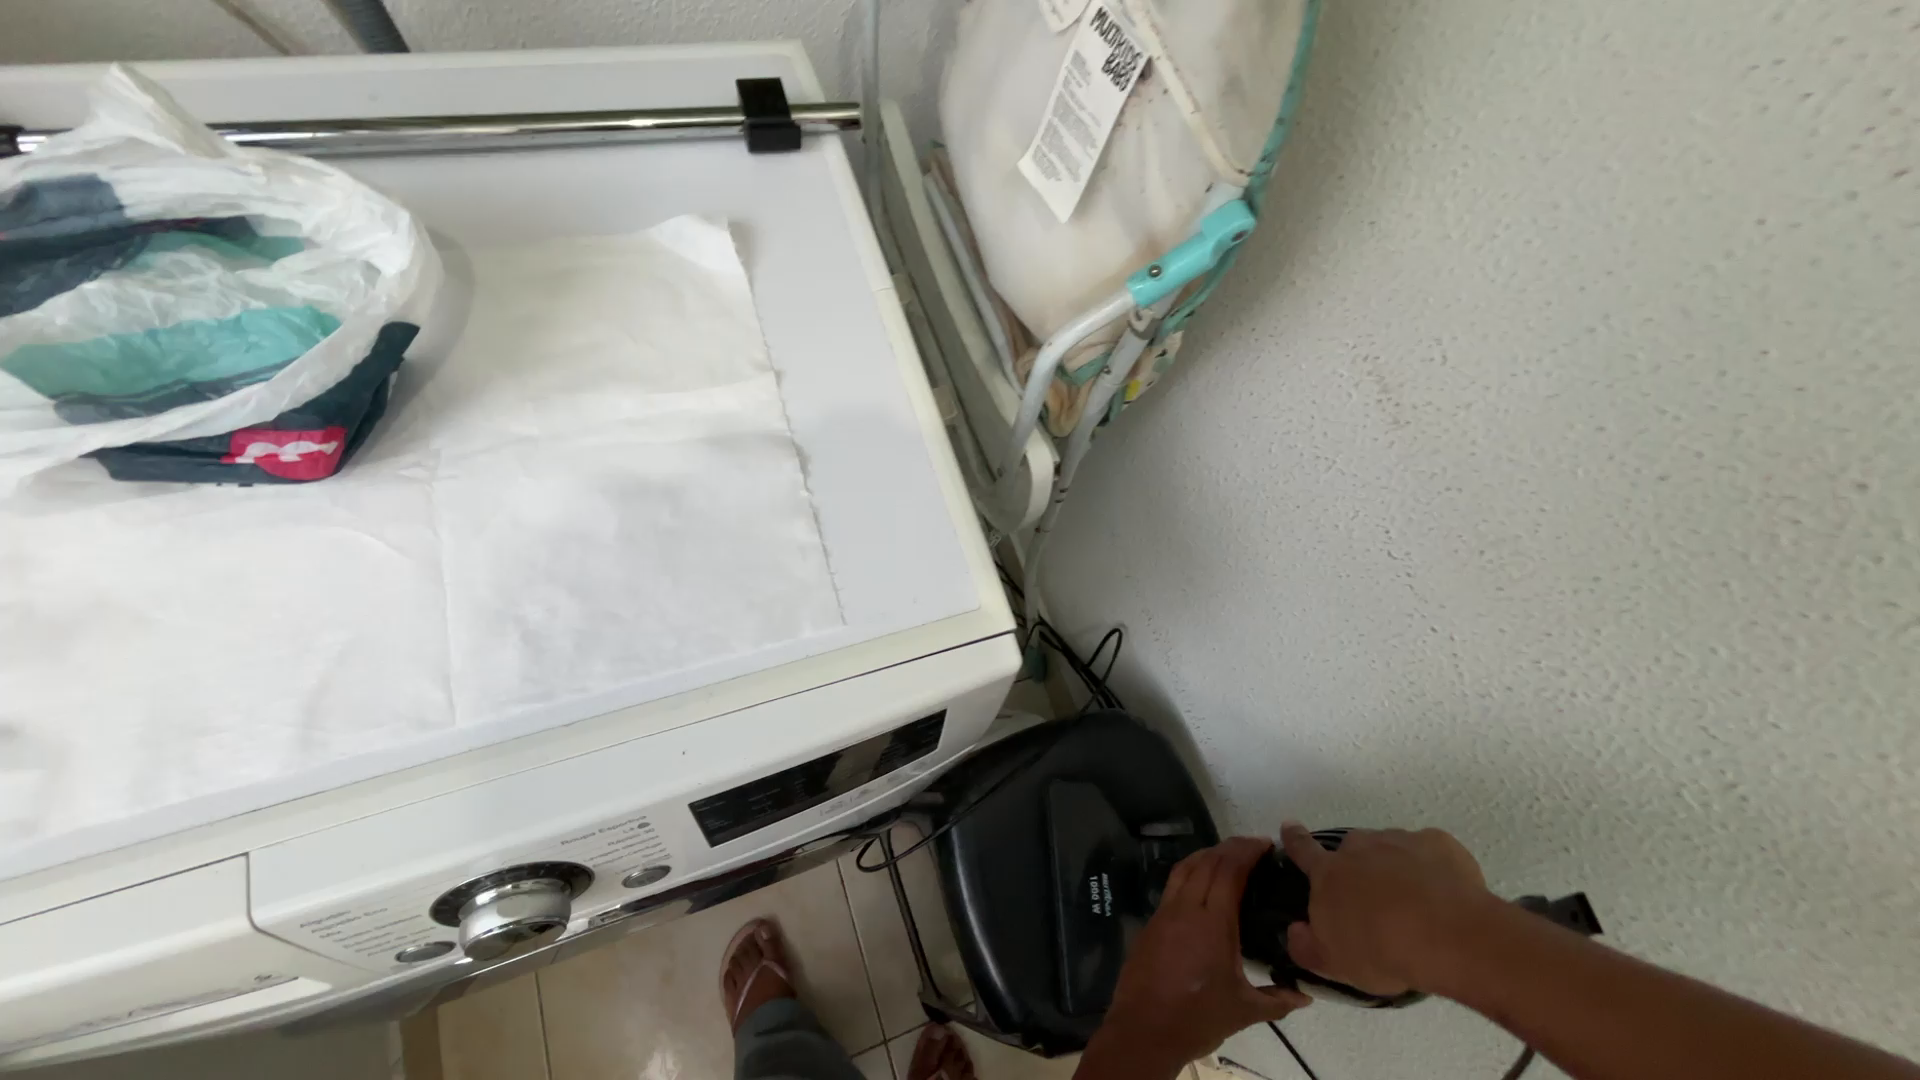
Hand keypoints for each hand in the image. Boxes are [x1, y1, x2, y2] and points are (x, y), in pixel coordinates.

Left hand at [1091, 837, 1310, 1074]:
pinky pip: (1173, 884)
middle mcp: (1186, 908)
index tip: (1265, 844)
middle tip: (1253, 846)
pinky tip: (1203, 884)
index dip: (1246, 852)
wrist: (1144, 1029)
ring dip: (1207, 855)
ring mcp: (1164, 912)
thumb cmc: (1197, 1018)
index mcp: (1212, 922)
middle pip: (1207, 862)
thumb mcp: (1244, 1010)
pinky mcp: (1152, 922)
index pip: (1228, 871)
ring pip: (1185, 868)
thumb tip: (1305, 994)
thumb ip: (1277, 999)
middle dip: (1230, 848)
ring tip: (1228, 856)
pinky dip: (1191, 872)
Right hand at [1279, 822, 1496, 996]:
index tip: (1290, 826)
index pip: (1303, 850)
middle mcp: (1359, 848)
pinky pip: (1431, 852)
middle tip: (1376, 897)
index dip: (1295, 839)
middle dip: (1360, 866)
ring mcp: (1399, 841)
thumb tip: (1294, 930)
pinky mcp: (1439, 844)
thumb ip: (1306, 945)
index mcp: (1329, 873)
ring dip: (1396, 867)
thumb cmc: (1381, 950)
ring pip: (1391, 848)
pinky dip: (1434, 868)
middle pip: (1353, 849)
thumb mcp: (1333, 963)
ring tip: (1417, 902)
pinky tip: (1447, 895)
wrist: (1448, 937)